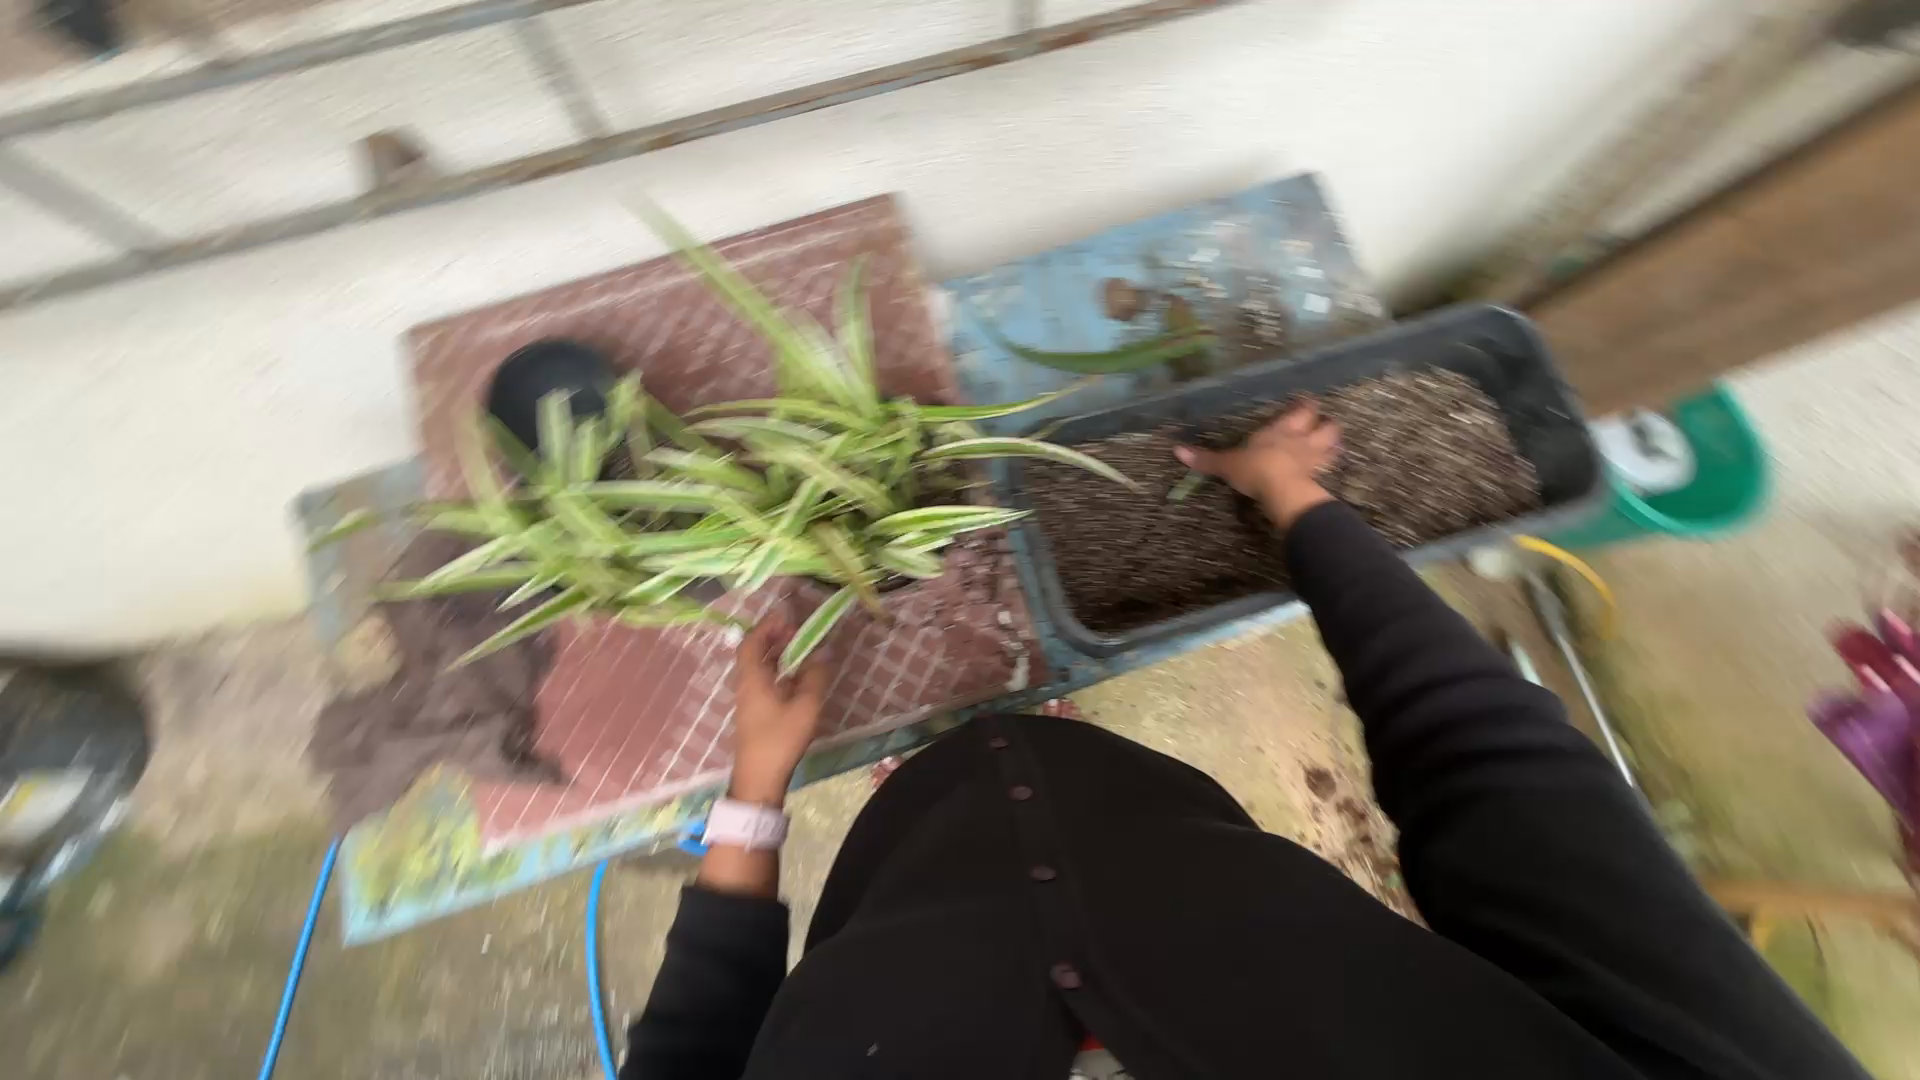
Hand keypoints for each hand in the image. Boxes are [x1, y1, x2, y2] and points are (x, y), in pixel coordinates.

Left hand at [728, 617, 827, 805]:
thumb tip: (823, 652)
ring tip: (802, 650)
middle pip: (754, 653)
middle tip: (798, 632)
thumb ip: (815, 676)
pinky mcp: (755, 714)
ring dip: (778, 655)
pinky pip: (765, 682)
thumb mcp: (805, 706)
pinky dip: (779, 672)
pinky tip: (799, 677)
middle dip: (774, 638)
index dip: (767, 626)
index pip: (751, 642)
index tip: (787, 617)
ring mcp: (749, 701)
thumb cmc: (780, 738)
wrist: (759, 779)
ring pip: (760, 669)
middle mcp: (746, 685)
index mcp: (752, 678)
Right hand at [1175, 400, 1339, 527]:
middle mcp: (1302, 440)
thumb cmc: (1254, 468)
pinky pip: (1329, 469)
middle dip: (1325, 423)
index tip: (1305, 402)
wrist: (1281, 490)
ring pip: (1333, 445)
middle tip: (1322, 423)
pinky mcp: (1319, 478)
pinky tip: (1326, 469)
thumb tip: (1177, 450)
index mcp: (1280, 429)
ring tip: (1331, 444)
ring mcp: (1314, 459)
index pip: (1301, 411)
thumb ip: (1205, 458)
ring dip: (1333, 443)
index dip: (1304, 406)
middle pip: (1326, 425)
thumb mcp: (1226, 464)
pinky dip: (1329, 467)